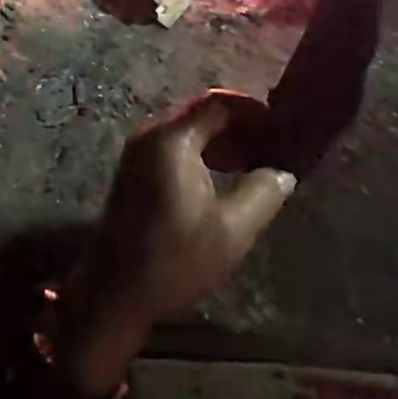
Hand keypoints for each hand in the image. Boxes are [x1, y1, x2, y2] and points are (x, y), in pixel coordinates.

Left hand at [56, 92, 296, 393]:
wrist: (113, 296)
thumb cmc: (173, 261)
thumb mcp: (232, 231)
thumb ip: (264, 192)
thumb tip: (284, 172)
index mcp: (173, 140)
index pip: (219, 102)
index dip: (253, 109)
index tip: (280, 123)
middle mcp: (152, 134)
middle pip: (203, 110)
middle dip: (241, 122)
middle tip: (273, 139)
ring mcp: (140, 150)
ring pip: (190, 126)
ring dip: (224, 136)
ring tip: (256, 155)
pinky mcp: (136, 168)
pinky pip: (178, 142)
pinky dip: (205, 148)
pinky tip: (227, 170)